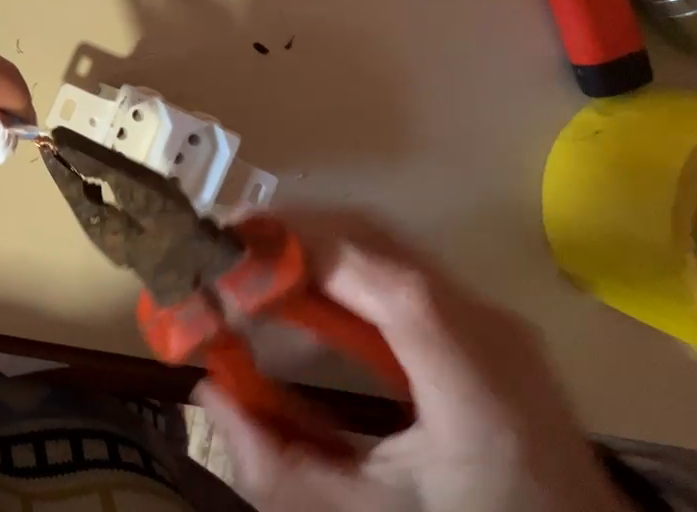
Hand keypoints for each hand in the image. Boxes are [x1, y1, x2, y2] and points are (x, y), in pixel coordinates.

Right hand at [196, 214, 633, 511]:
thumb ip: (275, 461)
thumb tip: (207, 390)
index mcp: (476, 384)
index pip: (389, 284)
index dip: (300, 258)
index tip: (225, 265)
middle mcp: (489, 330)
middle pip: (375, 241)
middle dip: (285, 235)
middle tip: (218, 252)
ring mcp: (488, 317)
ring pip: (380, 241)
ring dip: (305, 242)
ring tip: (245, 264)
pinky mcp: (478, 321)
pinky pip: (393, 264)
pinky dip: (332, 261)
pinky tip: (296, 289)